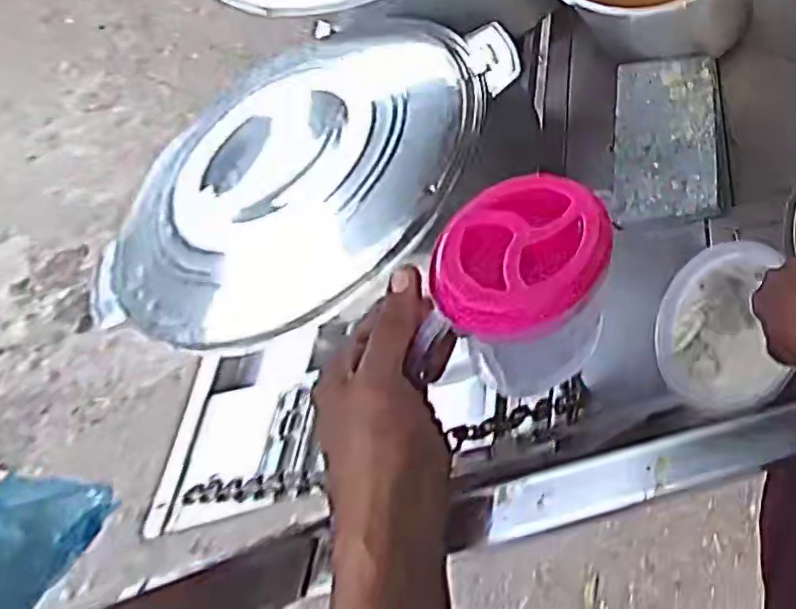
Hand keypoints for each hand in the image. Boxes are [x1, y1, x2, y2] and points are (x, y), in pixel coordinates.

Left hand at [313, 267, 455, 606]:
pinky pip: (424, 375)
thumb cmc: (380, 459)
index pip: (371, 322)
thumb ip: (391, 330)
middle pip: (391, 337)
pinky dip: (439, 361)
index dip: (401, 300)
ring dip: (432, 339)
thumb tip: (402, 282)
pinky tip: (451, 359)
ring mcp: (387, 404)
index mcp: (341, 378)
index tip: (434, 280)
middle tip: (451, 304)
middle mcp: (359, 389)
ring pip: (410, 354)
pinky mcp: (413, 417)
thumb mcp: (382, 381)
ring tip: (455, 328)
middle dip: (420, 318)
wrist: (400, 514)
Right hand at [752, 253, 795, 364]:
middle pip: (774, 285)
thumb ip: (771, 336)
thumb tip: (774, 332)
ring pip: (791, 273)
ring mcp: (795, 265)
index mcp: (761, 302)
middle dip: (783, 294)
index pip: (761, 305)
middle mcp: (773, 279)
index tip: (782, 320)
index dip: (772, 313)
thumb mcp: (783, 352)